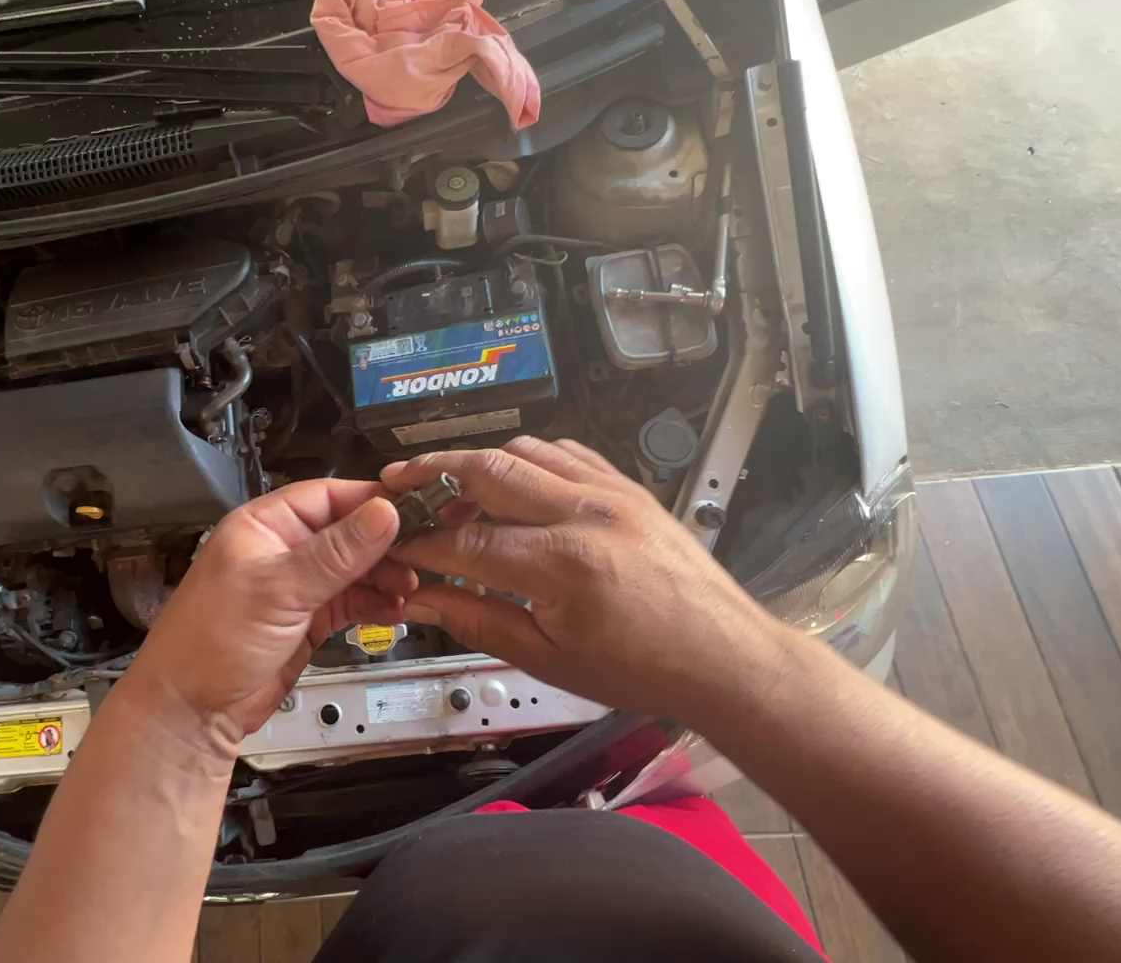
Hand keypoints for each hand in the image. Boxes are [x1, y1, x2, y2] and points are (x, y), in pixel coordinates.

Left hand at [121, 479, 418, 758]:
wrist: (191, 712)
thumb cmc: (211, 641)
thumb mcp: (279, 589)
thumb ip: (335, 553)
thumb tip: (382, 513)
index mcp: (264, 526)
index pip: (327, 496)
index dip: (369, 501)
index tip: (411, 509)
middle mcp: (282, 550)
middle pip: (345, 533)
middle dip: (382, 543)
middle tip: (419, 554)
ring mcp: (295, 586)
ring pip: (351, 569)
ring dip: (382, 576)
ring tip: (410, 586)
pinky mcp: (306, 619)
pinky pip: (348, 601)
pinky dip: (372, 604)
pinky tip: (394, 609)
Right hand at [382, 435, 786, 719]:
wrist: (726, 659)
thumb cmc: (640, 671)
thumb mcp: (547, 658)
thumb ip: (476, 620)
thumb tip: (420, 598)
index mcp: (563, 565)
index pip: (466, 541)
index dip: (421, 544)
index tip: (394, 548)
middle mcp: (584, 513)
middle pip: (487, 471)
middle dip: (432, 472)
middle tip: (398, 482)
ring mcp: (610, 492)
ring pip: (524, 450)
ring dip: (478, 464)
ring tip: (453, 492)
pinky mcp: (627, 486)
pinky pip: (565, 452)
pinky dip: (527, 460)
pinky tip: (514, 486)